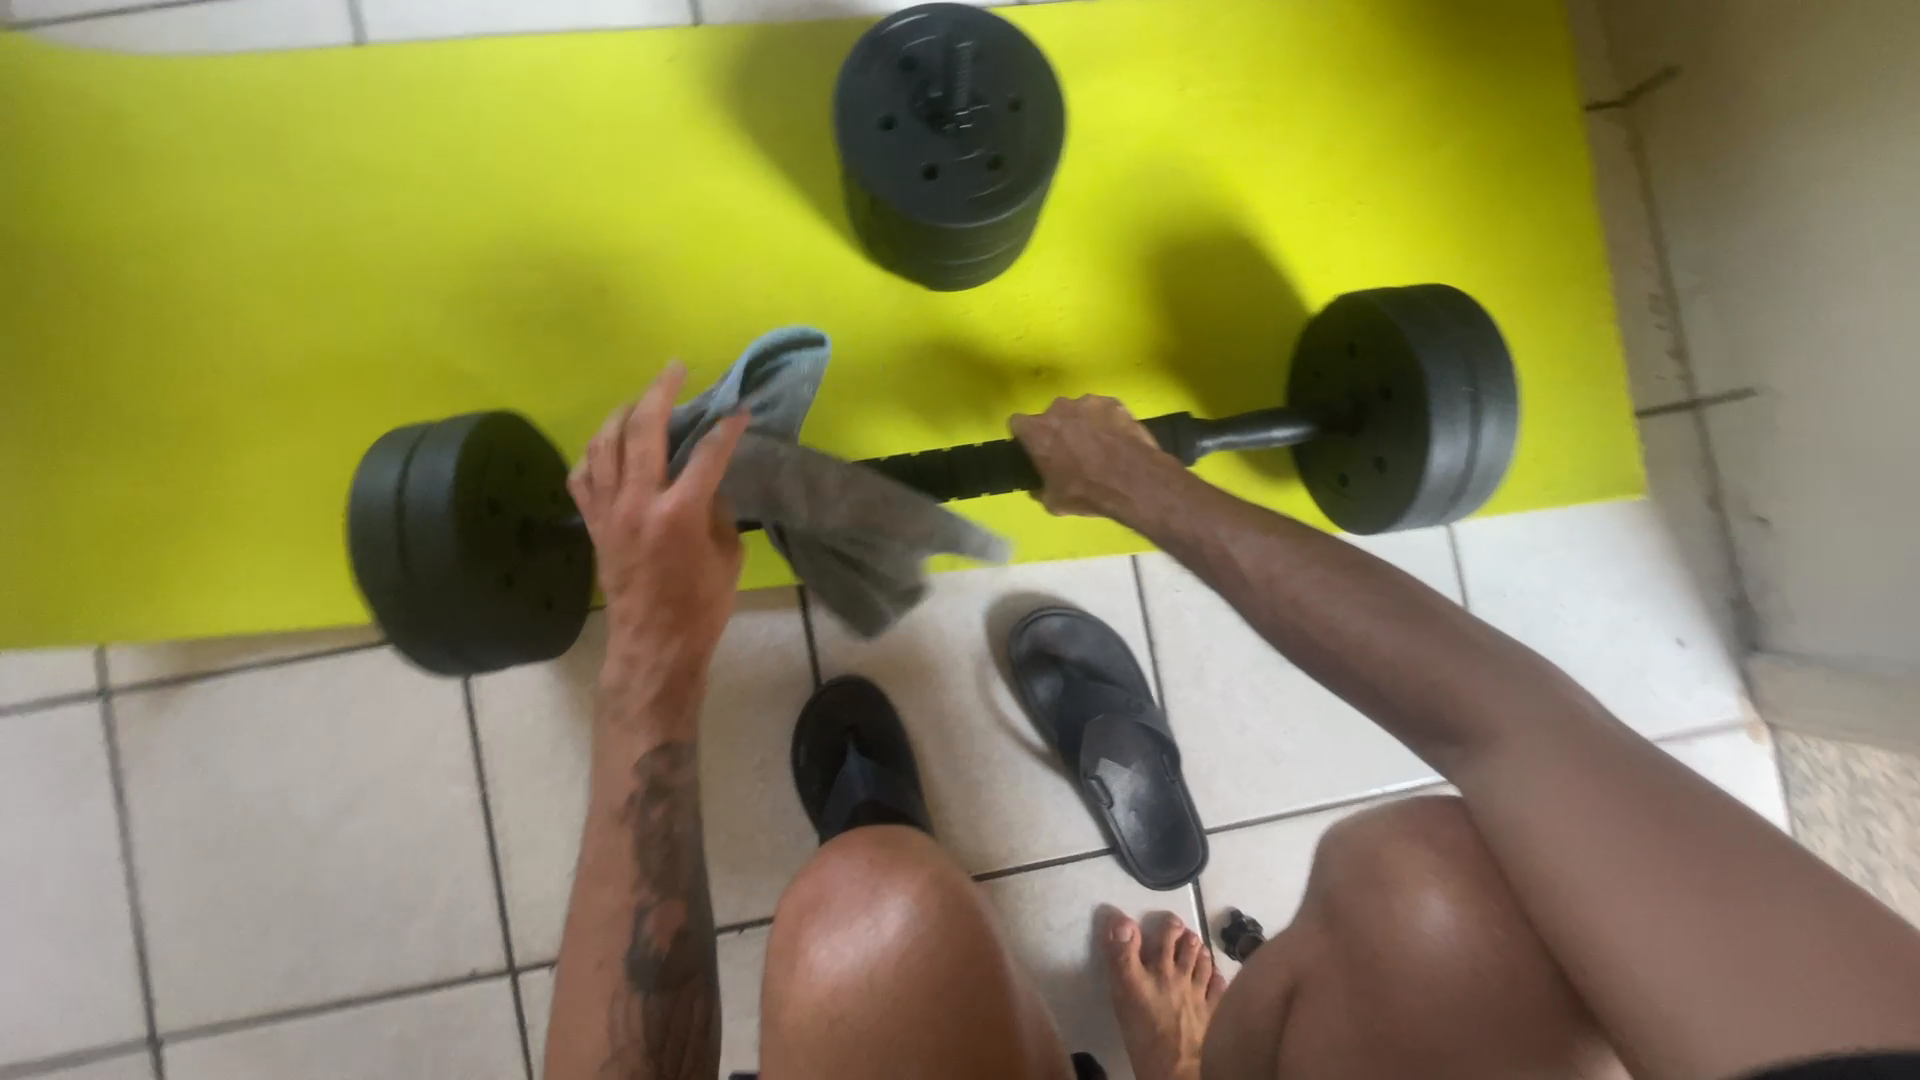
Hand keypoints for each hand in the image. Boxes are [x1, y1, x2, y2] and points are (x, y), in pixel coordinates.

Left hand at [569, 363, 750, 710]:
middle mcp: (638, 502)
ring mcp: (608, 511)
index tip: (741, 410)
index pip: (707, 454)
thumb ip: (717, 512)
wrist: (654, 646)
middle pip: (644, 429)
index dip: (727, 428)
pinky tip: (609, 447)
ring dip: (623, 414)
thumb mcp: (728, 556)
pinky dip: (596, 453)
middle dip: (662, 392)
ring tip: (641, 400)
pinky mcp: (592, 524)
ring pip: (605, 443)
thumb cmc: (701, 607)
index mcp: (680, 513)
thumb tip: (707, 486)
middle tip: (675, 369)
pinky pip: (584, 476)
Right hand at [1010, 395, 1181, 518]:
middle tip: (1070, 451)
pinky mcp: (1113, 402)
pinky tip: (1116, 440)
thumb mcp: (1053, 502)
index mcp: (1036, 431)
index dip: (1025, 436)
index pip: (1017, 424)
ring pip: (1078, 411)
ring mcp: (1087, 402)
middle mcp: (1058, 409)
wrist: (1131, 481)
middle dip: (1057, 430)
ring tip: (1099, 446)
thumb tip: (1039, 488)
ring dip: (1083, 424)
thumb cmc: (1085, 492)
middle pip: (1050, 416)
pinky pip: (1103, 410)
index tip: (1034, 448)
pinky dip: (1107, 422)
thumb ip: (1041, 489)